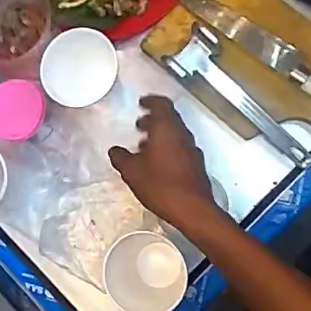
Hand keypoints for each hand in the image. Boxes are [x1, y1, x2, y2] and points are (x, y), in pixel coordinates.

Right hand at [110, 96, 220, 230]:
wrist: (192, 209)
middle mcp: (182, 135)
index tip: (141, 103)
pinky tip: (157, 163)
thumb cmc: (160, 185)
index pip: (162, 104)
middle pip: (170, 118)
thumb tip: (114, 151)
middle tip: (140, 124)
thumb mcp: (131, 171)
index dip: (150, 101)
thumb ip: (120, 157)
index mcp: (166, 129)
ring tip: (144, 146)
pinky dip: (168, 147)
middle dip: (153, 119)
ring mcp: (192, 150)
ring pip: (175, 134)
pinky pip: (180, 147)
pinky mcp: (196, 164)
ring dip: (160, 135)